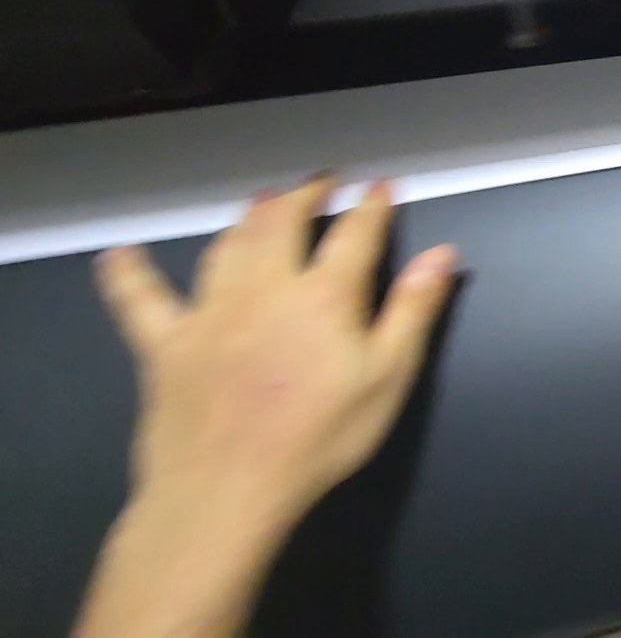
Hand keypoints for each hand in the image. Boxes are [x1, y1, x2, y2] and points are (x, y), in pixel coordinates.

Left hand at [77, 176, 459, 637]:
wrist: (226, 496)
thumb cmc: (323, 434)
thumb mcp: (390, 373)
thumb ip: (415, 308)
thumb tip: (443, 253)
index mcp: (324, 296)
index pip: (355, 233)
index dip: (372, 204)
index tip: (382, 184)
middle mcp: (264, 292)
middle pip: (281, 224)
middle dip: (305, 196)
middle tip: (323, 182)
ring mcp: (207, 316)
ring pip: (225, 248)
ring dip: (248, 218)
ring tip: (263, 201)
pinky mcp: (164, 348)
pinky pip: (140, 303)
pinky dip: (129, 275)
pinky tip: (119, 255)